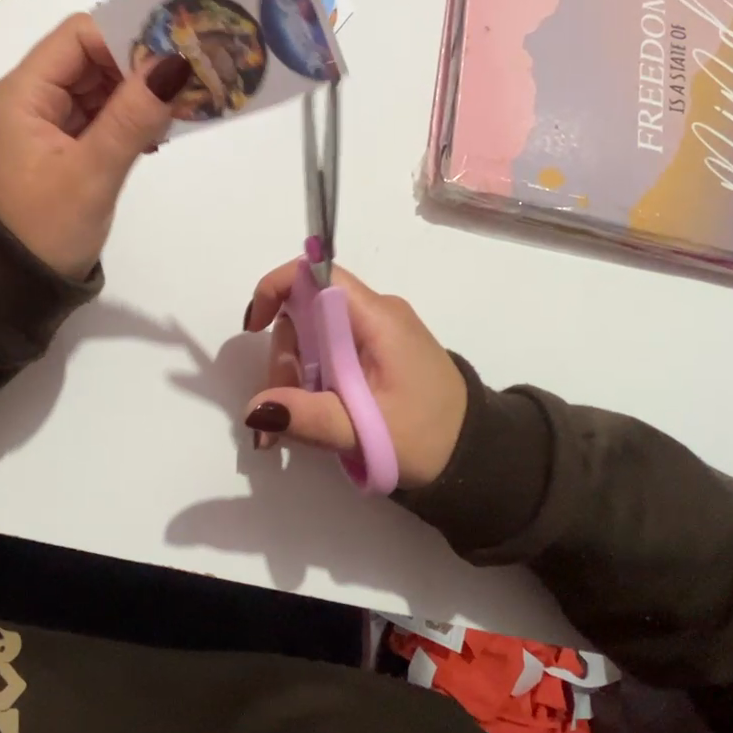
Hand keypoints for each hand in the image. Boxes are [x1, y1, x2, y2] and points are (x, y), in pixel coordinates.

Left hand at [0, 13, 193, 278]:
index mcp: (23, 94)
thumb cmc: (41, 231)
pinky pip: (100, 116)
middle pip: (91, 58)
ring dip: (139, 94)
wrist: (8, 289)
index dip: (126, 37)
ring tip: (184, 106)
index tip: (176, 54)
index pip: (79, 36)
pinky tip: (160, 132)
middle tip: (193, 79)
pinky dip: (129, 119)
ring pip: (100, 87)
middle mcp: (31, 99)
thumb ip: (132, 118)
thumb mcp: (90, 174)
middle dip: (139, 66)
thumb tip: (176, 63)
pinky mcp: (61, 147)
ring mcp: (46, 124)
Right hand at [239, 262, 469, 488]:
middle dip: (282, 361)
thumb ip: (308, 417)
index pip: (316, 274)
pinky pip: (326, 355)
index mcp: (376, 318)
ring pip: (310, 339)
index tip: (253, 327)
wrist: (479, 458)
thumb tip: (253, 409)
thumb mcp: (363, 431)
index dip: (276, 288)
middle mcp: (373, 315)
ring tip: (283, 432)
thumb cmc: (428, 438)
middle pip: (304, 315)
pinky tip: (300, 420)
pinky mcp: (373, 355)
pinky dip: (307, 384)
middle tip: (278, 414)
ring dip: (290, 379)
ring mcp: (373, 335)